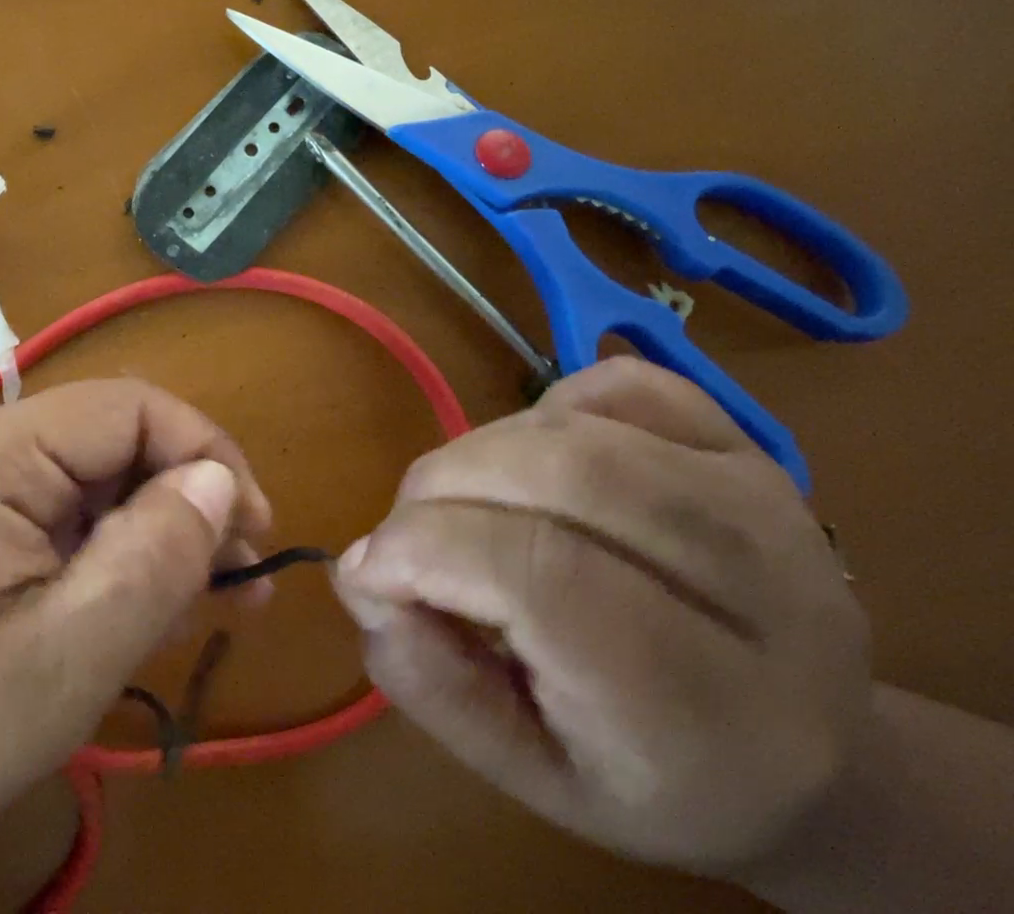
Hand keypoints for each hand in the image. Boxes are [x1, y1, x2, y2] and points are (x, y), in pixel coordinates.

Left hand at [0, 378, 271, 855]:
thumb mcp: (75, 651)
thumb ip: (154, 556)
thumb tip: (219, 481)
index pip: (129, 409)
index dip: (205, 457)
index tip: (254, 536)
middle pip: (118, 439)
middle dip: (188, 502)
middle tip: (242, 586)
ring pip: (105, 479)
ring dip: (165, 533)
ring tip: (212, 605)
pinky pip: (75, 514)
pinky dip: (125, 552)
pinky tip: (157, 608)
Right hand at [331, 357, 869, 873]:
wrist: (813, 758)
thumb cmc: (650, 782)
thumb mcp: (528, 776)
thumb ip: (432, 685)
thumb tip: (357, 574)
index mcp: (696, 700)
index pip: (538, 574)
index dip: (422, 551)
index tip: (369, 574)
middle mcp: (755, 584)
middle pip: (557, 475)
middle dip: (436, 491)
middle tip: (405, 540)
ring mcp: (759, 497)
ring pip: (575, 426)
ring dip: (473, 454)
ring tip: (458, 511)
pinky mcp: (751, 448)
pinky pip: (618, 388)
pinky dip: (543, 411)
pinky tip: (535, 470)